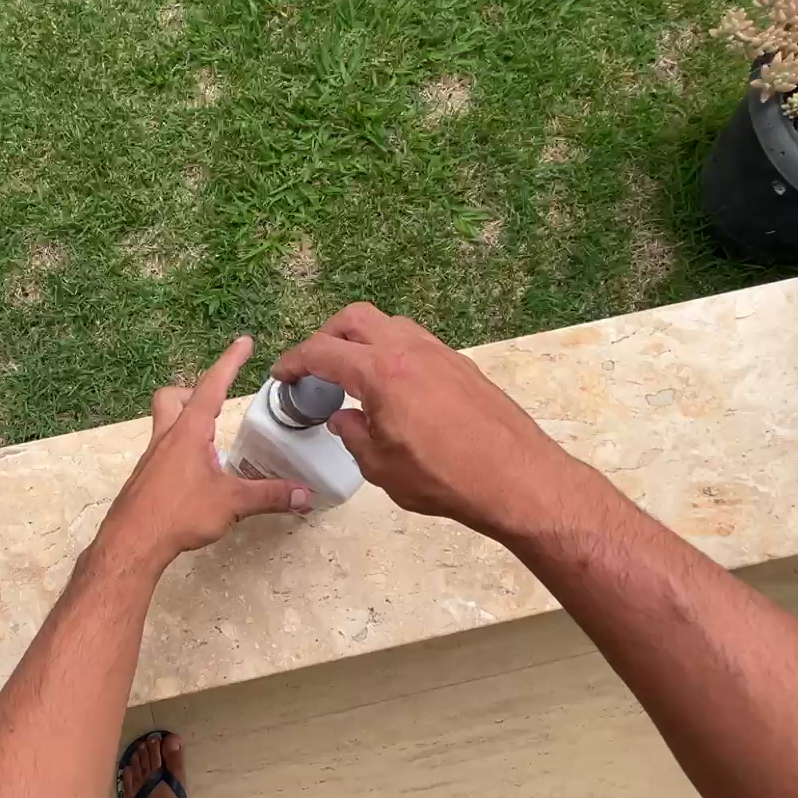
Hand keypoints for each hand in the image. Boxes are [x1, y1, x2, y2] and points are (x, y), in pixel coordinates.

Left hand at [95, 336, 312, 570]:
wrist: (132, 542)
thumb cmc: (175, 515)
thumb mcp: (231, 503)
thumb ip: (269, 496)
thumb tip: (303, 494)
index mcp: (189, 432)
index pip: (212, 386)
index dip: (229, 362)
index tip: (243, 342)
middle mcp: (167, 438)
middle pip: (172, 398)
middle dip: (194, 393)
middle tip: (217, 404)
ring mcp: (152, 458)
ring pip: (165, 425)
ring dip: (188, 425)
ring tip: (213, 444)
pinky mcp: (146, 478)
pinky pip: (163, 453)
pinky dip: (181, 454)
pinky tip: (196, 476)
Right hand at [272, 302, 586, 538]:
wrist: (515, 479)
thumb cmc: (447, 477)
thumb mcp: (379, 466)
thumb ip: (352, 435)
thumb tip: (343, 419)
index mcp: (381, 373)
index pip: (323, 352)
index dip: (294, 361)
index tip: (283, 373)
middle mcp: (409, 351)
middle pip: (354, 317)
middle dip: (326, 335)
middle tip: (314, 365)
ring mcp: (439, 353)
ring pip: (388, 324)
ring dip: (361, 339)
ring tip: (352, 374)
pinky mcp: (460, 365)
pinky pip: (414, 342)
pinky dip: (391, 352)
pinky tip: (390, 387)